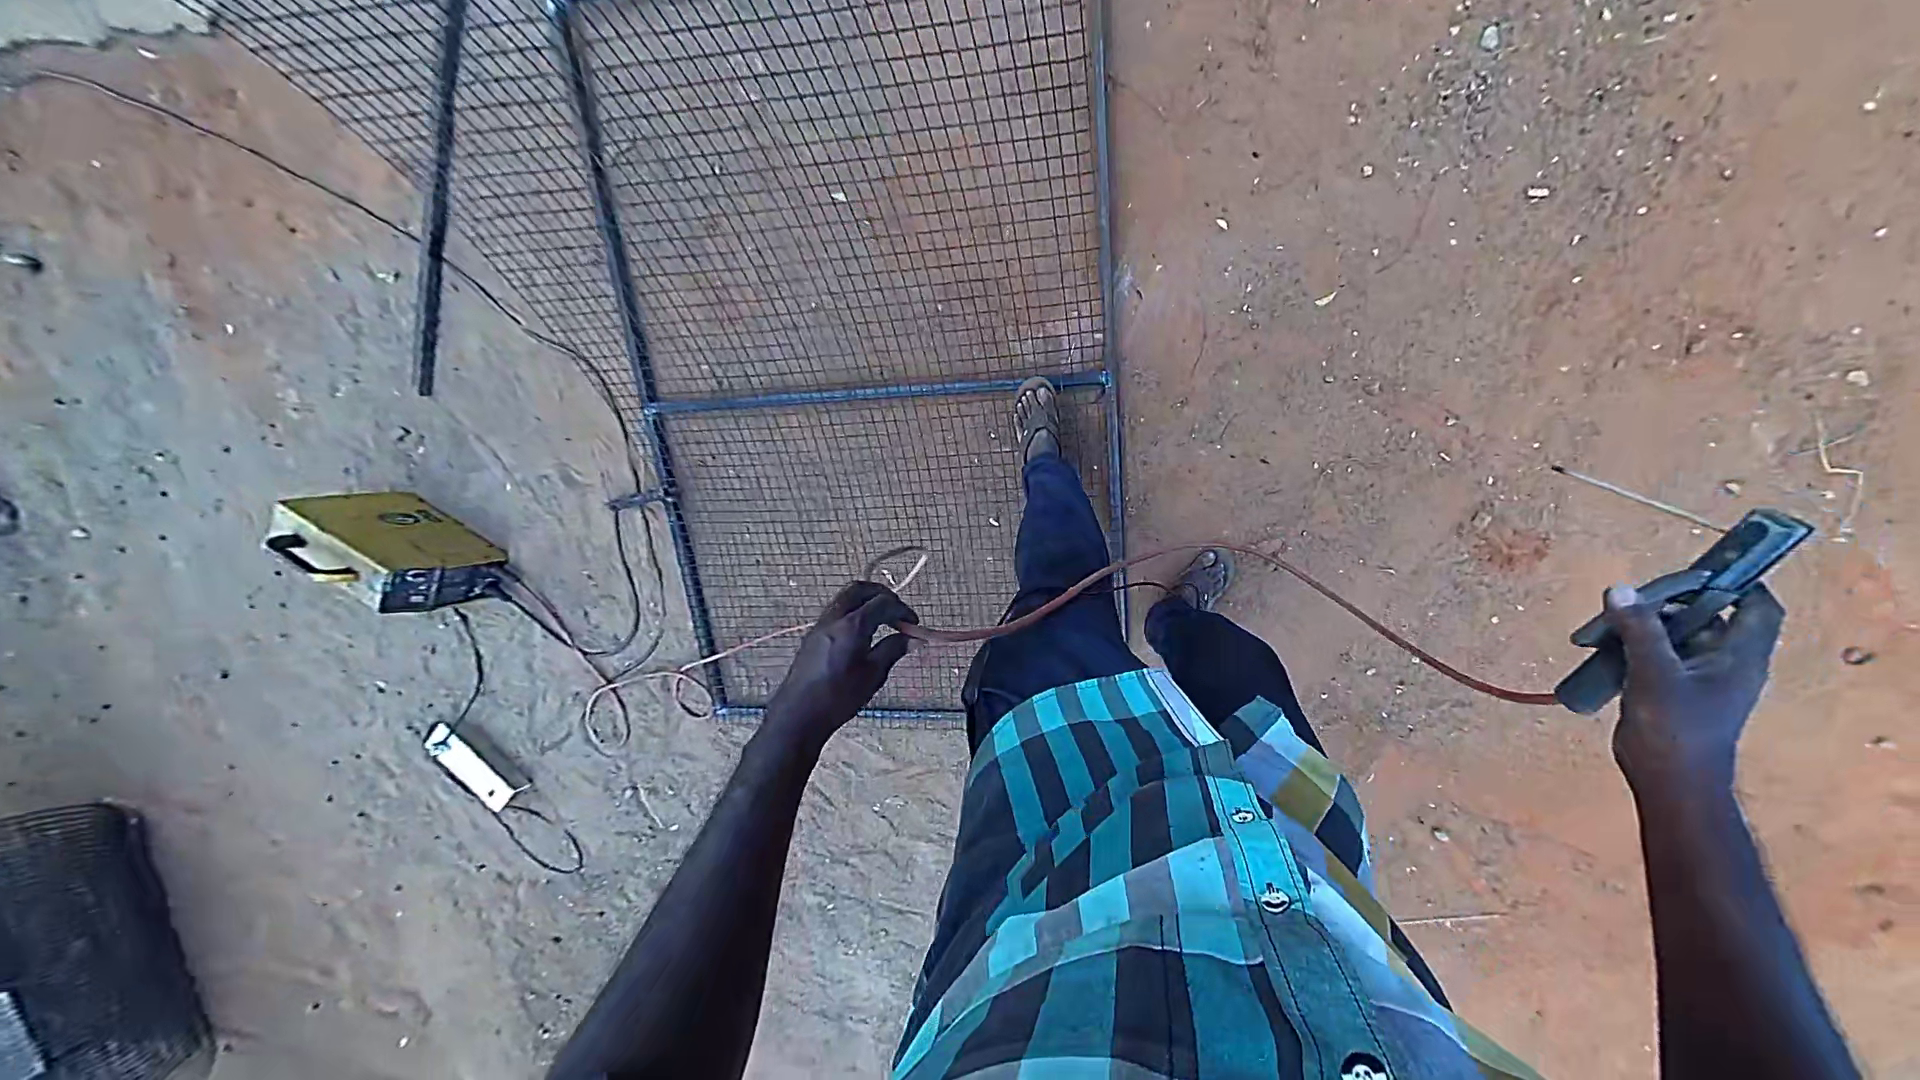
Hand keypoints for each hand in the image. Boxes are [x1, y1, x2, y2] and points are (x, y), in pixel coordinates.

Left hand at [763, 582, 917, 749]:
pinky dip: (853, 613)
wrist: (799, 714)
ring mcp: (820, 625)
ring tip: (881, 622)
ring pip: (845, 598)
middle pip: (860, 589)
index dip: (902, 610)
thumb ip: (893, 650)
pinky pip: (836, 612)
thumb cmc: (839, 696)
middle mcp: (834, 618)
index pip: (883, 603)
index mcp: (853, 625)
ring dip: (866, 602)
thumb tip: (911, 638)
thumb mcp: (873, 674)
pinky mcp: (813, 636)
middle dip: (882, 595)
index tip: (913, 624)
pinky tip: (862, 634)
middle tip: (896, 611)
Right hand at [1604, 581, 1784, 790]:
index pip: (1757, 608)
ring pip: (1671, 636)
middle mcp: (1724, 662)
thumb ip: (1638, 629)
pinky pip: (1652, 654)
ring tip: (1603, 625)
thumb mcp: (1654, 672)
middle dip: (1666, 604)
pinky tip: (1601, 647)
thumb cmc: (1674, 725)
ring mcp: (1695, 676)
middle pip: (1705, 617)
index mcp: (1740, 657)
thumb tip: (1620, 589)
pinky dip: (1630, 646)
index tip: (1698, 570)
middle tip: (1626, 599)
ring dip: (1639, 626)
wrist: (1668, 775)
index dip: (1737, 584)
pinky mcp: (1668, 688)